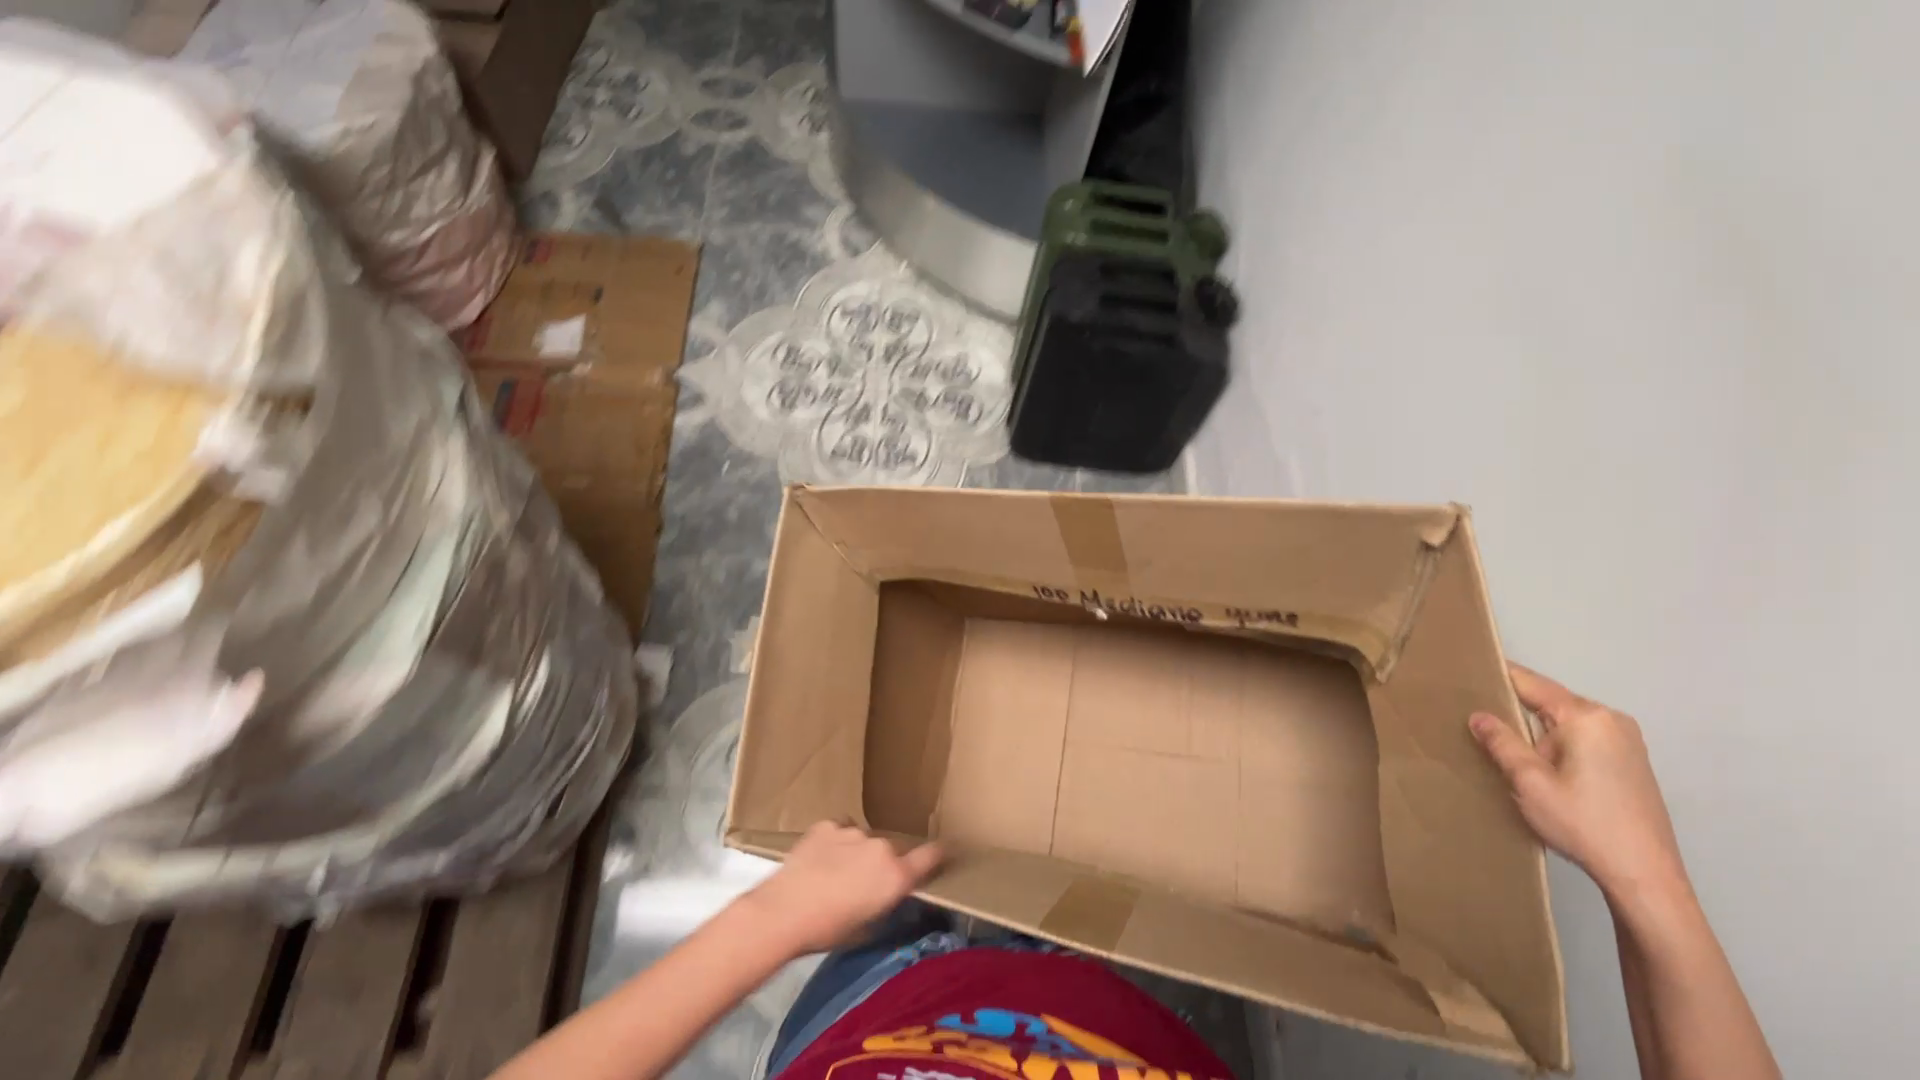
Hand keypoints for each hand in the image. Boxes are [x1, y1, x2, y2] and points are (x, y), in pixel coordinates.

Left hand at [743, 822, 943, 955]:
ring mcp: (854, 832)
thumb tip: (889, 894)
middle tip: (864, 883)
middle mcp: (882, 848)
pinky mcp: (827, 824)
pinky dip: (835, 842)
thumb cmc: (828, 931)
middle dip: (885, 863)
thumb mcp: (868, 927)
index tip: (943, 853)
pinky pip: (840, 831)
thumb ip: (886, 903)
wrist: (783, 912)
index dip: (940, 853)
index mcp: (896, 876)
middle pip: (893, 850)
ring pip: (865, 840)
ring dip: (858, 852)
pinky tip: (819, 858)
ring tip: (835, 872)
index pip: (932, 855)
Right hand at [1470, 664, 1690, 904]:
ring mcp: (1627, 740)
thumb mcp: (1530, 783)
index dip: (1500, 676)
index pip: (1532, 684)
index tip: (1470, 669)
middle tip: (1479, 718)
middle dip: (1518, 709)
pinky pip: (1584, 738)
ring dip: (1539, 732)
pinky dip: (1559, 744)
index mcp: (1586, 718)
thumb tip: (1478, 716)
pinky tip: (1542, 767)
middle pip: (1551, 702)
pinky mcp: (1632, 760)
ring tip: (1505, 746)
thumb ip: (1502, 743)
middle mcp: (1611, 719)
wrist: (1645, 873)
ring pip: (1567, 722)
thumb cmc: (1583, 823)